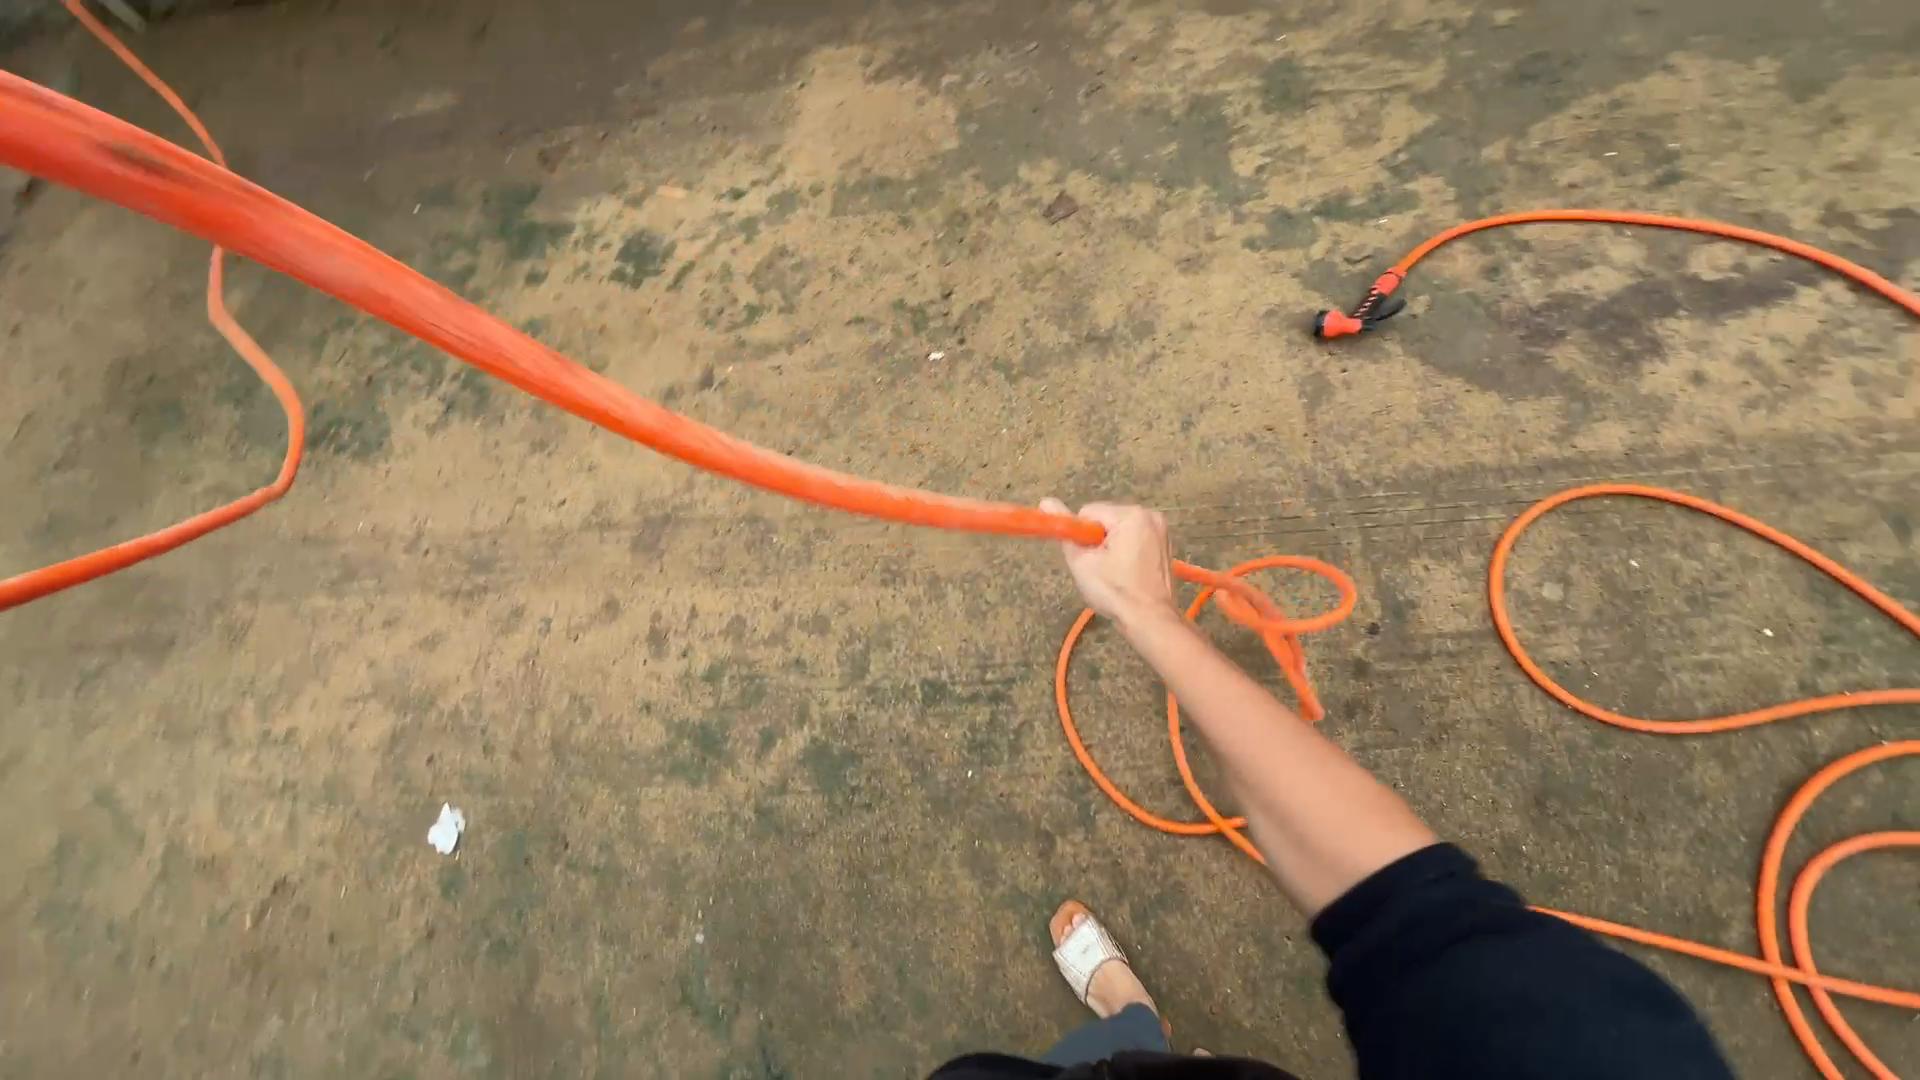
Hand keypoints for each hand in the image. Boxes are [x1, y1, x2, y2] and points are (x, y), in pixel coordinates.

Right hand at [1038, 499, 1177, 626]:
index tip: (1086, 558)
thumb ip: (1065, 531)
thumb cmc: (1115, 592)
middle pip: (1106, 521)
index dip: (1081, 536)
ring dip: (1111, 548)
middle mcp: (1151, 516)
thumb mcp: (1082, 563)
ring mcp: (1162, 532)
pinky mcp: (1165, 547)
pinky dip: (1126, 554)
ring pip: (1119, 532)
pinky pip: (1134, 541)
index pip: (1089, 513)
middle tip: (1100, 570)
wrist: (1151, 621)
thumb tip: (1045, 501)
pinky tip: (1127, 575)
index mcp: (1132, 515)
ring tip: (1114, 575)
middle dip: (1097, 542)